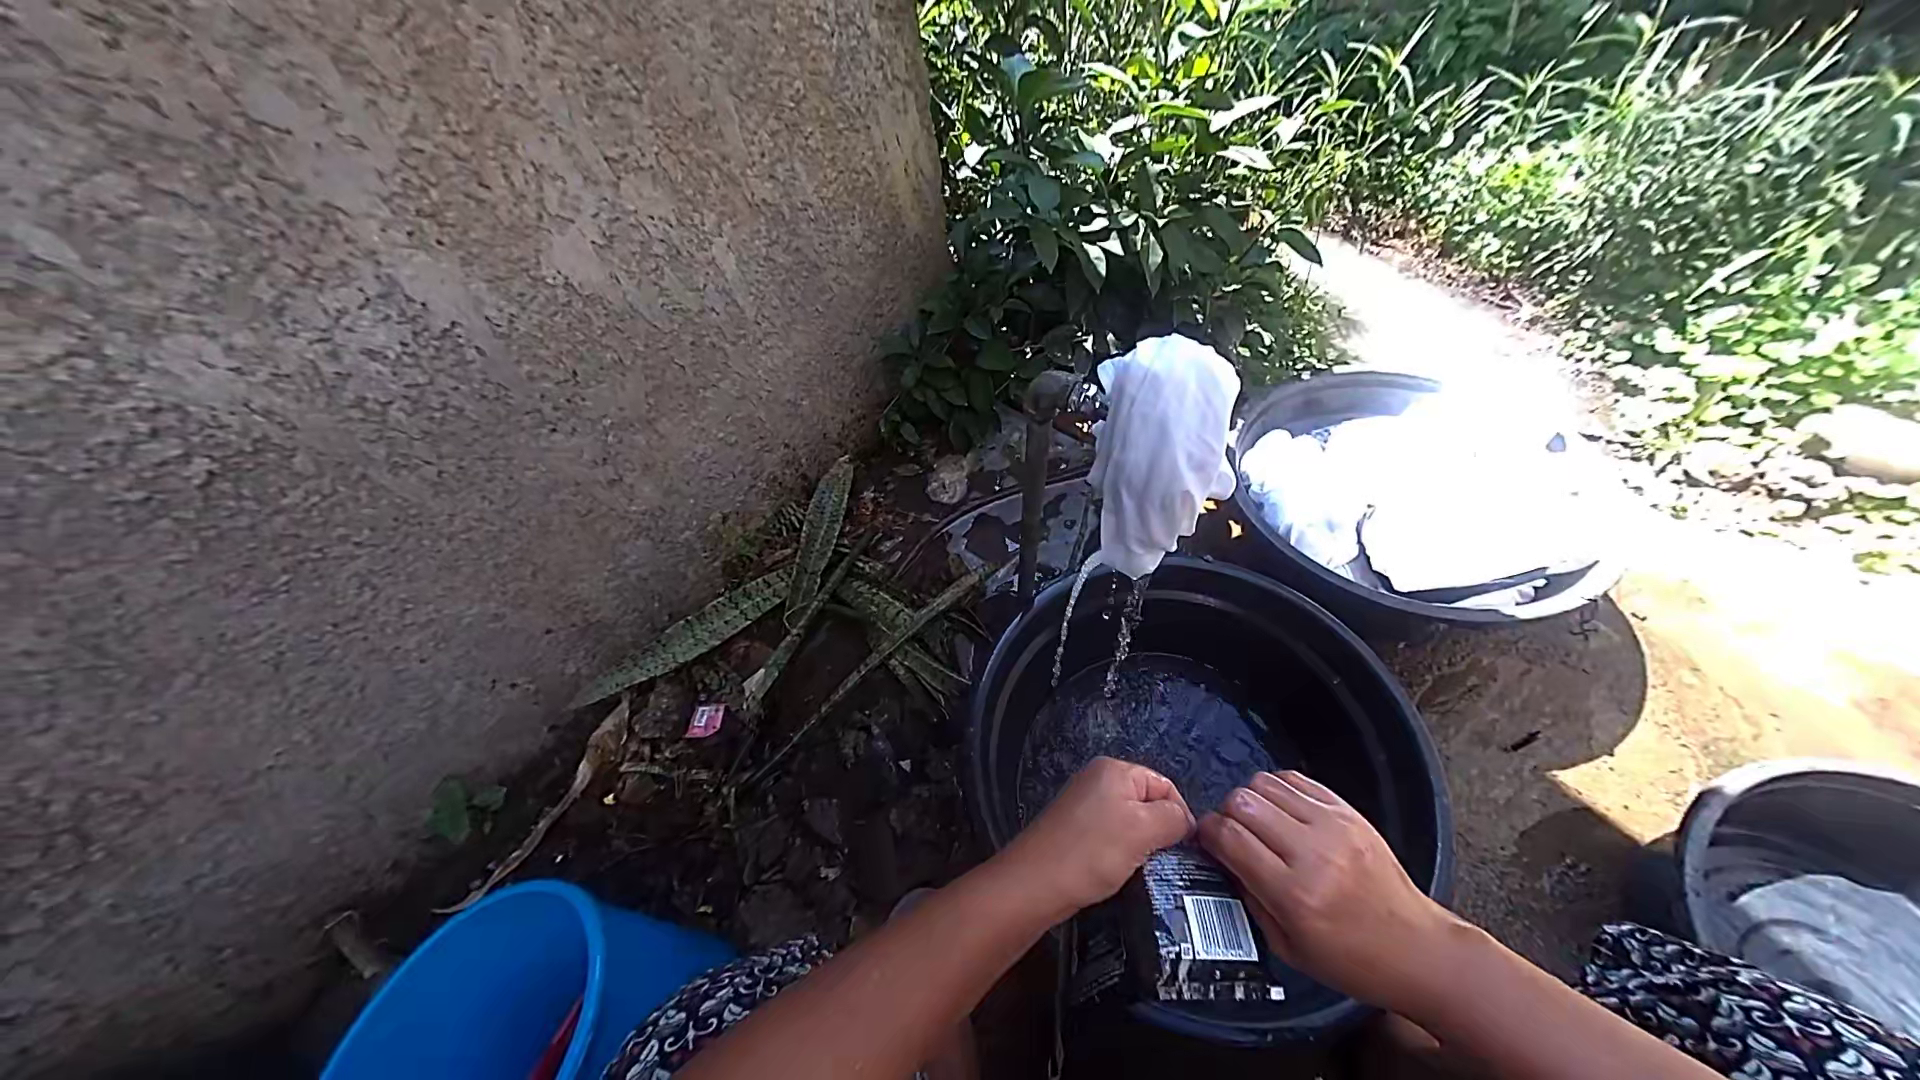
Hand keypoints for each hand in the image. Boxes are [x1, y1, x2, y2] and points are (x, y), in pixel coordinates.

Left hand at [997, 756, 1194, 915]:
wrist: (1036, 883)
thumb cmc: (1091, 852)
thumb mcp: (1142, 829)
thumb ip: (1172, 818)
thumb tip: (1184, 820)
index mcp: (1114, 769)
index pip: (1166, 785)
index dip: (1180, 816)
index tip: (1185, 850)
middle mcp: (1098, 779)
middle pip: (1149, 803)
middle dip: (1160, 832)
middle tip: (1164, 862)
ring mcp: (1084, 804)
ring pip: (1132, 823)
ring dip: (1142, 846)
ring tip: (1143, 869)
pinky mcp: (1076, 829)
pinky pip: (1112, 836)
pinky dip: (1122, 853)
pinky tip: (1120, 871)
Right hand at [1198, 771, 1468, 1015]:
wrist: (1421, 951)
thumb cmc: (1354, 959)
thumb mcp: (1287, 946)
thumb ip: (1247, 896)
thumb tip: (1220, 856)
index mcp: (1295, 894)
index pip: (1229, 837)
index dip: (1207, 832)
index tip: (1206, 839)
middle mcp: (1313, 854)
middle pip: (1241, 803)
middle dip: (1226, 815)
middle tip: (1232, 832)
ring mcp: (1334, 827)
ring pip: (1263, 783)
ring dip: (1251, 799)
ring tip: (1258, 822)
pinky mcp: (1349, 812)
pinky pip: (1295, 779)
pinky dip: (1278, 789)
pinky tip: (1282, 811)